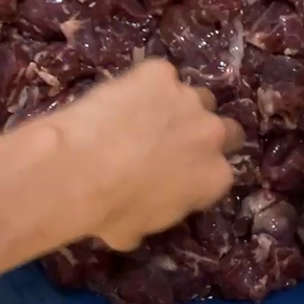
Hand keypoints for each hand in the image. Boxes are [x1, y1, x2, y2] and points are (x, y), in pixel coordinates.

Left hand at [38, 59, 241, 249]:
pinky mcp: (159, 72)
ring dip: (176, 105)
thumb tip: (144, 211)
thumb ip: (158, 212)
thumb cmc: (109, 210)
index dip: (198, 170)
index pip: (219, 171)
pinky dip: (142, 84)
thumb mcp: (137, 230)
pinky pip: (158, 73)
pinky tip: (120, 96)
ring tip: (142, 114)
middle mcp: (211, 133)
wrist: (79, 168)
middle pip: (223, 128)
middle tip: (172, 140)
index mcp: (214, 178)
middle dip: (203, 133)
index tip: (178, 172)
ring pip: (194, 96)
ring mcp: (187, 97)